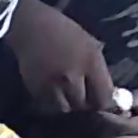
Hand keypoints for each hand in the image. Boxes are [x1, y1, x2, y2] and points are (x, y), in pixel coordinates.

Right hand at [9, 0, 113, 114]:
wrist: (31, 29)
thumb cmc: (64, 31)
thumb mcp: (90, 45)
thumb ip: (97, 69)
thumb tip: (106, 91)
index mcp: (90, 63)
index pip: (103, 96)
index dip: (106, 104)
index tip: (106, 103)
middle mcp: (71, 77)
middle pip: (82, 106)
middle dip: (86, 106)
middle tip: (86, 101)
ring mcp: (51, 85)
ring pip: (63, 109)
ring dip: (68, 106)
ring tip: (68, 99)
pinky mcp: (34, 89)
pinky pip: (47, 104)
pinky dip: (52, 103)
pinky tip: (54, 94)